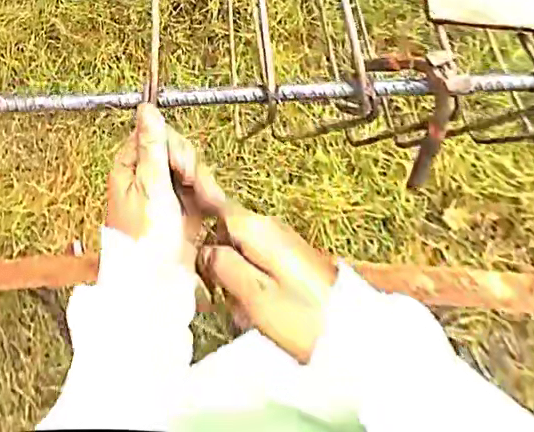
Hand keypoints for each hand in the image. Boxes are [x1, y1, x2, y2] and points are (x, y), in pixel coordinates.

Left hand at [104, 104, 200, 270]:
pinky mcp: (179, 210)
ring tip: (206, 203)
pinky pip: (198, 189)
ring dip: (202, 183)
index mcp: (129, 167)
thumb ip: (153, 146)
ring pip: (190, 168)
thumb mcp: (151, 187)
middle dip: (191, 167)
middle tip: (195, 186)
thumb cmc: (145, 241)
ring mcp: (162, 194)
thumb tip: (147, 108)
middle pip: (175, 150)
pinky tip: (210, 209)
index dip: (174, 147)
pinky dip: (206, 197)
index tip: (184, 167)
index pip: (155, 134)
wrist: (156, 289)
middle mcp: (144, 177)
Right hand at [170, 138, 336, 362]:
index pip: (214, 202)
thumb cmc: (305, 315)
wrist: (356, 331)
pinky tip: (258, 313)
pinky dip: (251, 287)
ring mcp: (280, 242)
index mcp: (256, 227)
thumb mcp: (254, 294)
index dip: (194, 204)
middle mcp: (267, 227)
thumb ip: (222, 266)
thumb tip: (201, 251)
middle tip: (219, 295)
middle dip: (216, 261)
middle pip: (225, 231)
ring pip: (239, 253)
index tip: (177, 207)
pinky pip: (257, 267)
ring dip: (234, 280)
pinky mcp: (289, 261)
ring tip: (243, 312)